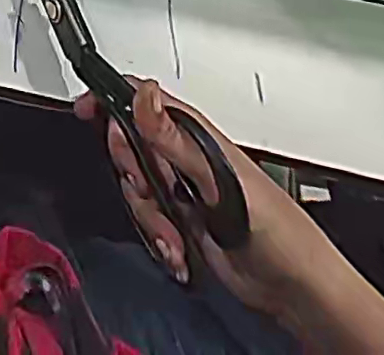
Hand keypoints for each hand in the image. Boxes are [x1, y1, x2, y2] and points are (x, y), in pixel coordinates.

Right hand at [76, 80, 383, 352]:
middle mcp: (181, 154)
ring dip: (147, 213)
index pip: (137, 98)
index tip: (86, 109)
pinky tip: (177, 248)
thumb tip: (144, 92)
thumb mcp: (219, 177)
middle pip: (125, 142)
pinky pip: (143, 216)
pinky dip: (155, 235)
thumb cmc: (278, 230)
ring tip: (173, 232)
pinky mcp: (176, 216)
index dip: (108, 98)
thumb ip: (174, 137)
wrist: (297, 290)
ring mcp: (178, 185)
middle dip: (129, 169)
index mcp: (191, 132)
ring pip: (131, 184)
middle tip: (148, 185)